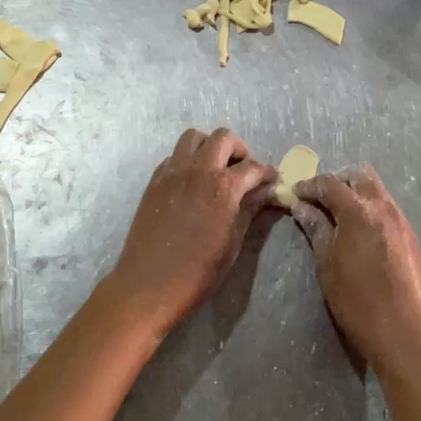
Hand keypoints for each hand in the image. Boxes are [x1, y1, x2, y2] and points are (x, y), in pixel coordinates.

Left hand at [107, 128, 275, 329]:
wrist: (149, 284)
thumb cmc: (198, 271)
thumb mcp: (232, 243)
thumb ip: (249, 210)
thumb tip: (265, 192)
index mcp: (223, 187)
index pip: (252, 167)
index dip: (266, 172)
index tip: (271, 178)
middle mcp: (199, 170)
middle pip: (223, 138)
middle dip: (239, 149)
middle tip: (242, 170)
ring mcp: (173, 171)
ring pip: (194, 137)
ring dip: (209, 146)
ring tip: (215, 168)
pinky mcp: (156, 179)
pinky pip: (175, 155)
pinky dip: (188, 159)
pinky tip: (192, 182)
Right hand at [290, 166, 420, 369]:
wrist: (407, 334)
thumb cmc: (359, 303)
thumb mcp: (328, 266)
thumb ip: (316, 229)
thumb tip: (302, 207)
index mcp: (359, 211)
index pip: (329, 183)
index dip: (309, 185)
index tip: (295, 194)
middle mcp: (383, 207)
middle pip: (359, 175)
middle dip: (336, 180)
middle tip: (318, 199)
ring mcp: (400, 220)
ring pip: (375, 189)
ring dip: (355, 192)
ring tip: (337, 214)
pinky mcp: (410, 235)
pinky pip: (386, 206)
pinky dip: (369, 207)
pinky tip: (358, 230)